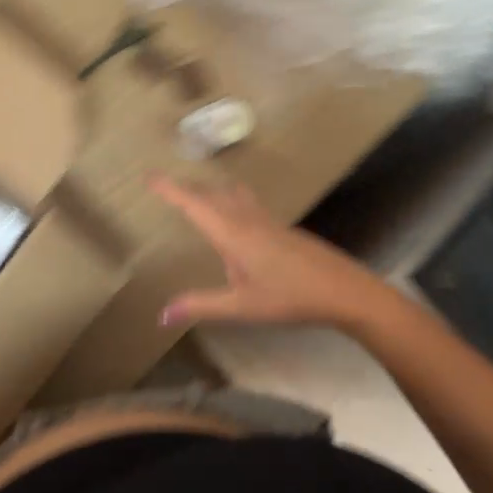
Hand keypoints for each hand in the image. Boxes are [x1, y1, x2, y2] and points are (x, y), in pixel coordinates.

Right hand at [151, 176, 396, 329]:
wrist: (344, 290)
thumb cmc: (291, 298)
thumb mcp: (241, 307)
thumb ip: (201, 306)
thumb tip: (161, 315)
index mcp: (233, 234)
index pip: (194, 204)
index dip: (170, 189)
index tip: (149, 176)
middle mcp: (249, 220)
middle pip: (213, 194)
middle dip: (188, 188)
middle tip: (167, 188)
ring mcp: (269, 222)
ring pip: (234, 195)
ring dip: (212, 191)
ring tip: (199, 196)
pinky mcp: (283, 230)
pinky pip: (249, 205)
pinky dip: (231, 202)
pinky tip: (237, 220)